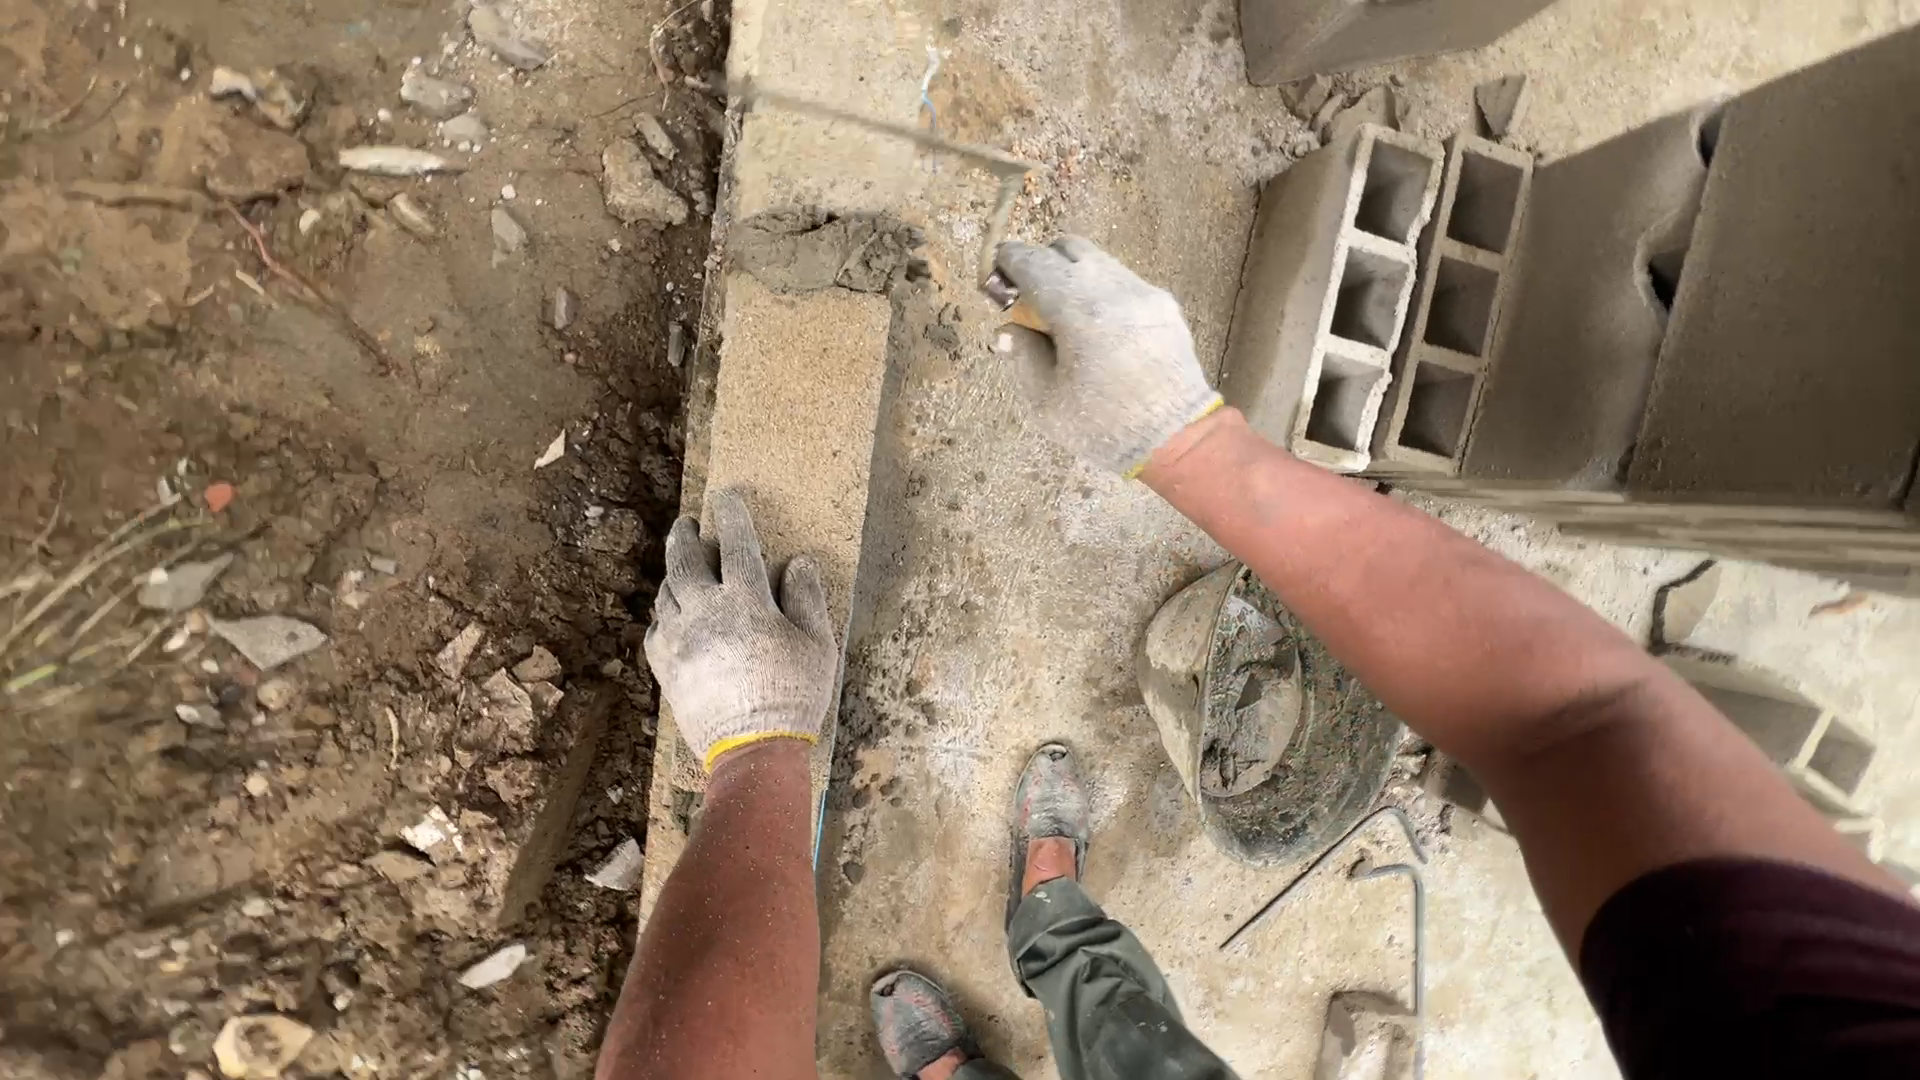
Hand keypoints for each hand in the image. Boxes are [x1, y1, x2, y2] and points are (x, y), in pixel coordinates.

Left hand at [644, 489, 837, 770]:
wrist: (753, 749)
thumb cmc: (794, 694)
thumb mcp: (818, 645)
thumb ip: (807, 598)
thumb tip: (799, 561)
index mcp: (746, 603)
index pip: (737, 546)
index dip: (732, 517)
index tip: (726, 496)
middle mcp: (705, 613)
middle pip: (685, 562)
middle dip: (685, 536)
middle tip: (687, 524)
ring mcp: (679, 641)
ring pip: (666, 593)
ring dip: (672, 573)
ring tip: (680, 567)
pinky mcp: (665, 668)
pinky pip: (654, 629)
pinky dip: (662, 613)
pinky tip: (671, 614)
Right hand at [993, 236, 1220, 475]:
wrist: (1175, 439)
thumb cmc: (1101, 427)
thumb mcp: (1045, 401)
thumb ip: (1022, 355)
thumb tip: (1007, 329)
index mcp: (1079, 311)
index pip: (1034, 262)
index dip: (1009, 261)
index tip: (997, 272)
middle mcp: (1114, 289)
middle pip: (1068, 248)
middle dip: (1042, 263)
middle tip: (1030, 299)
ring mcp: (1144, 293)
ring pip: (1099, 263)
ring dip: (1073, 279)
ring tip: (1065, 320)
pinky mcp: (1164, 305)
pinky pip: (1123, 284)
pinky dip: (1100, 295)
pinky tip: (1098, 334)